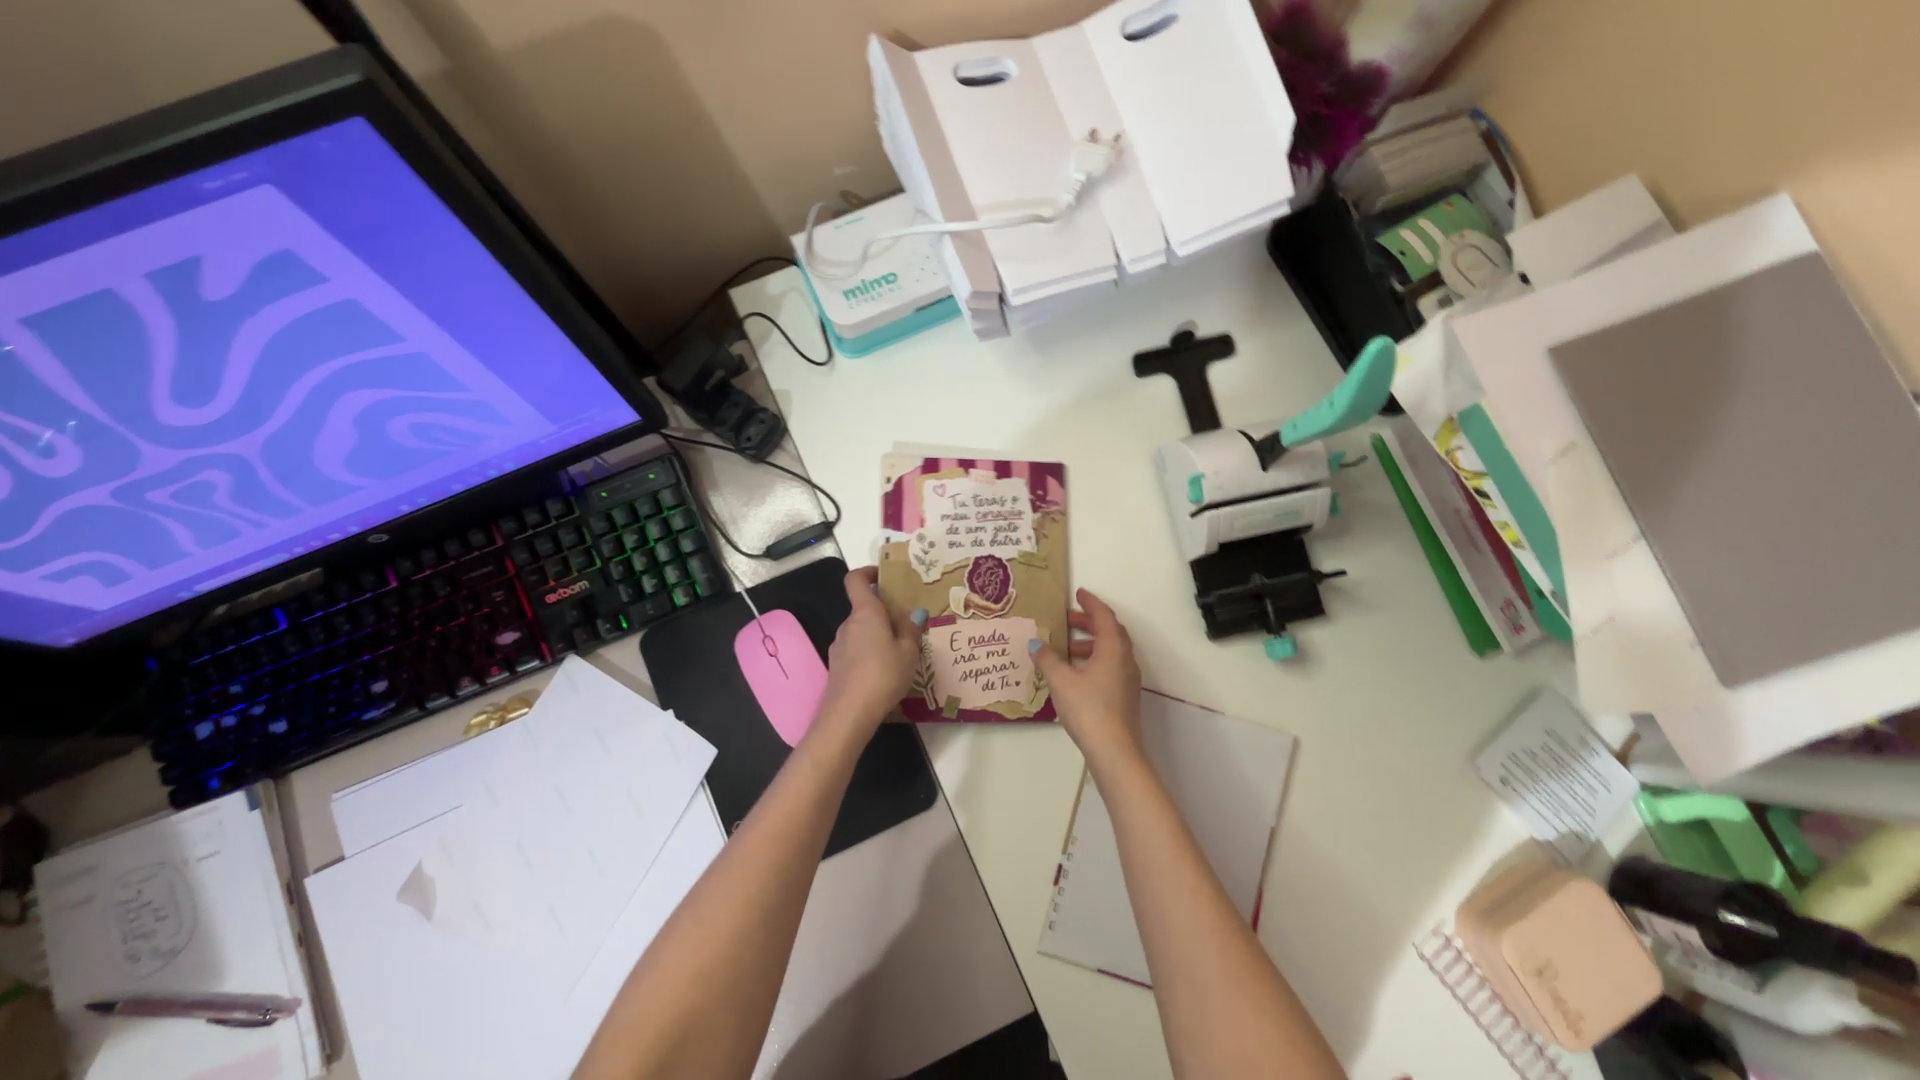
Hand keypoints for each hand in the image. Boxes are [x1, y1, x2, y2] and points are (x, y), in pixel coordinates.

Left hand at [815, 567, 922, 735]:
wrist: (849, 713)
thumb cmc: (883, 675)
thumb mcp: (908, 653)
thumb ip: (911, 630)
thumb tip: (915, 613)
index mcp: (865, 613)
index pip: (855, 580)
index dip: (868, 572)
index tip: (885, 577)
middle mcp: (848, 624)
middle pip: (863, 608)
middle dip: (883, 612)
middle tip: (906, 624)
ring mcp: (839, 645)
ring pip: (860, 631)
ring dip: (877, 634)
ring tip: (900, 652)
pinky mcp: (837, 665)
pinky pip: (856, 649)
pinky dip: (869, 652)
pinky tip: (884, 672)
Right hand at [1030, 589, 1142, 770]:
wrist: (1114, 751)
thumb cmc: (1088, 709)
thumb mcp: (1061, 681)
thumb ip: (1047, 659)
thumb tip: (1035, 643)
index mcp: (1113, 649)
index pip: (1104, 616)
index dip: (1091, 603)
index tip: (1078, 593)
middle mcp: (1125, 659)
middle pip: (1111, 632)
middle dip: (1090, 623)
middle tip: (1068, 620)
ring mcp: (1128, 679)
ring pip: (1112, 651)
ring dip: (1092, 643)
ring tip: (1068, 648)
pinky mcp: (1125, 696)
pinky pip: (1111, 666)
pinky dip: (1095, 660)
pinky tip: (1077, 674)